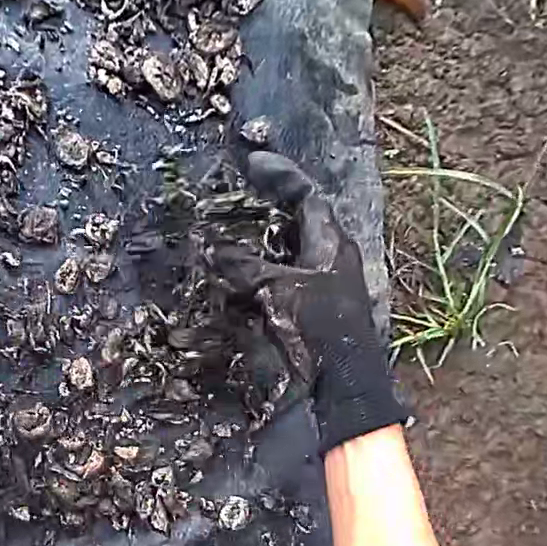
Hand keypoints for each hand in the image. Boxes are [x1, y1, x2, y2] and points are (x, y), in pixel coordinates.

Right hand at [212, 151, 406, 454]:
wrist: (336, 384)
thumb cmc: (320, 328)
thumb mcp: (280, 288)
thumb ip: (245, 266)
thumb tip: (210, 248)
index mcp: (329, 244)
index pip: (306, 197)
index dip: (281, 176)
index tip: (251, 162)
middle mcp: (320, 259)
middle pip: (289, 222)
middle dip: (261, 208)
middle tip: (229, 197)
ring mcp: (306, 286)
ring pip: (274, 253)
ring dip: (247, 245)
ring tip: (217, 235)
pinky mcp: (292, 311)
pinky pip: (263, 284)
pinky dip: (242, 278)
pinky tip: (221, 279)